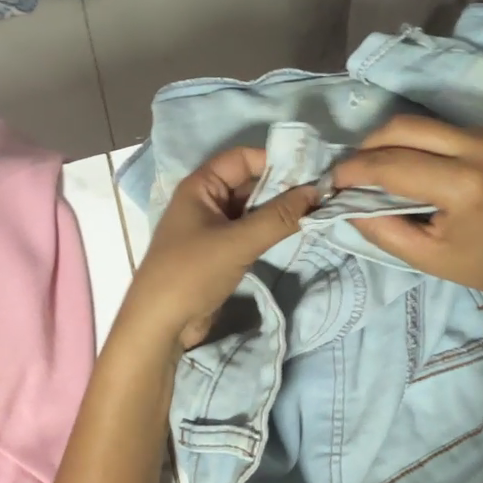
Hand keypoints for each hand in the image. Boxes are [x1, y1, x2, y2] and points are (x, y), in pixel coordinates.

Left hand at [120, 147, 318, 348]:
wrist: (160, 324)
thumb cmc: (192, 273)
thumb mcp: (238, 242)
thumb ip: (278, 217)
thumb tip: (317, 193)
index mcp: (200, 186)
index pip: (242, 158)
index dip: (276, 160)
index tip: (312, 171)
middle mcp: (205, 200)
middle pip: (249, 181)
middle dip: (282, 186)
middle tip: (322, 193)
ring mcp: (211, 226)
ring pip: (251, 207)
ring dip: (278, 209)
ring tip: (316, 211)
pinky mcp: (218, 250)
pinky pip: (248, 230)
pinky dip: (269, 229)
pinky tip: (295, 231)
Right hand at [332, 117, 482, 320]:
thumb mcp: (430, 259)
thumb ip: (382, 230)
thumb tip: (346, 204)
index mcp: (463, 185)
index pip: (391, 164)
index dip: (354, 170)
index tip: (334, 180)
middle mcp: (482, 147)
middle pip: (404, 126)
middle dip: (369, 145)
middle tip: (355, 169)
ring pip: (428, 125)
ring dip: (401, 144)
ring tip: (388, 169)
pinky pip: (455, 130)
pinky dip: (434, 146)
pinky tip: (434, 170)